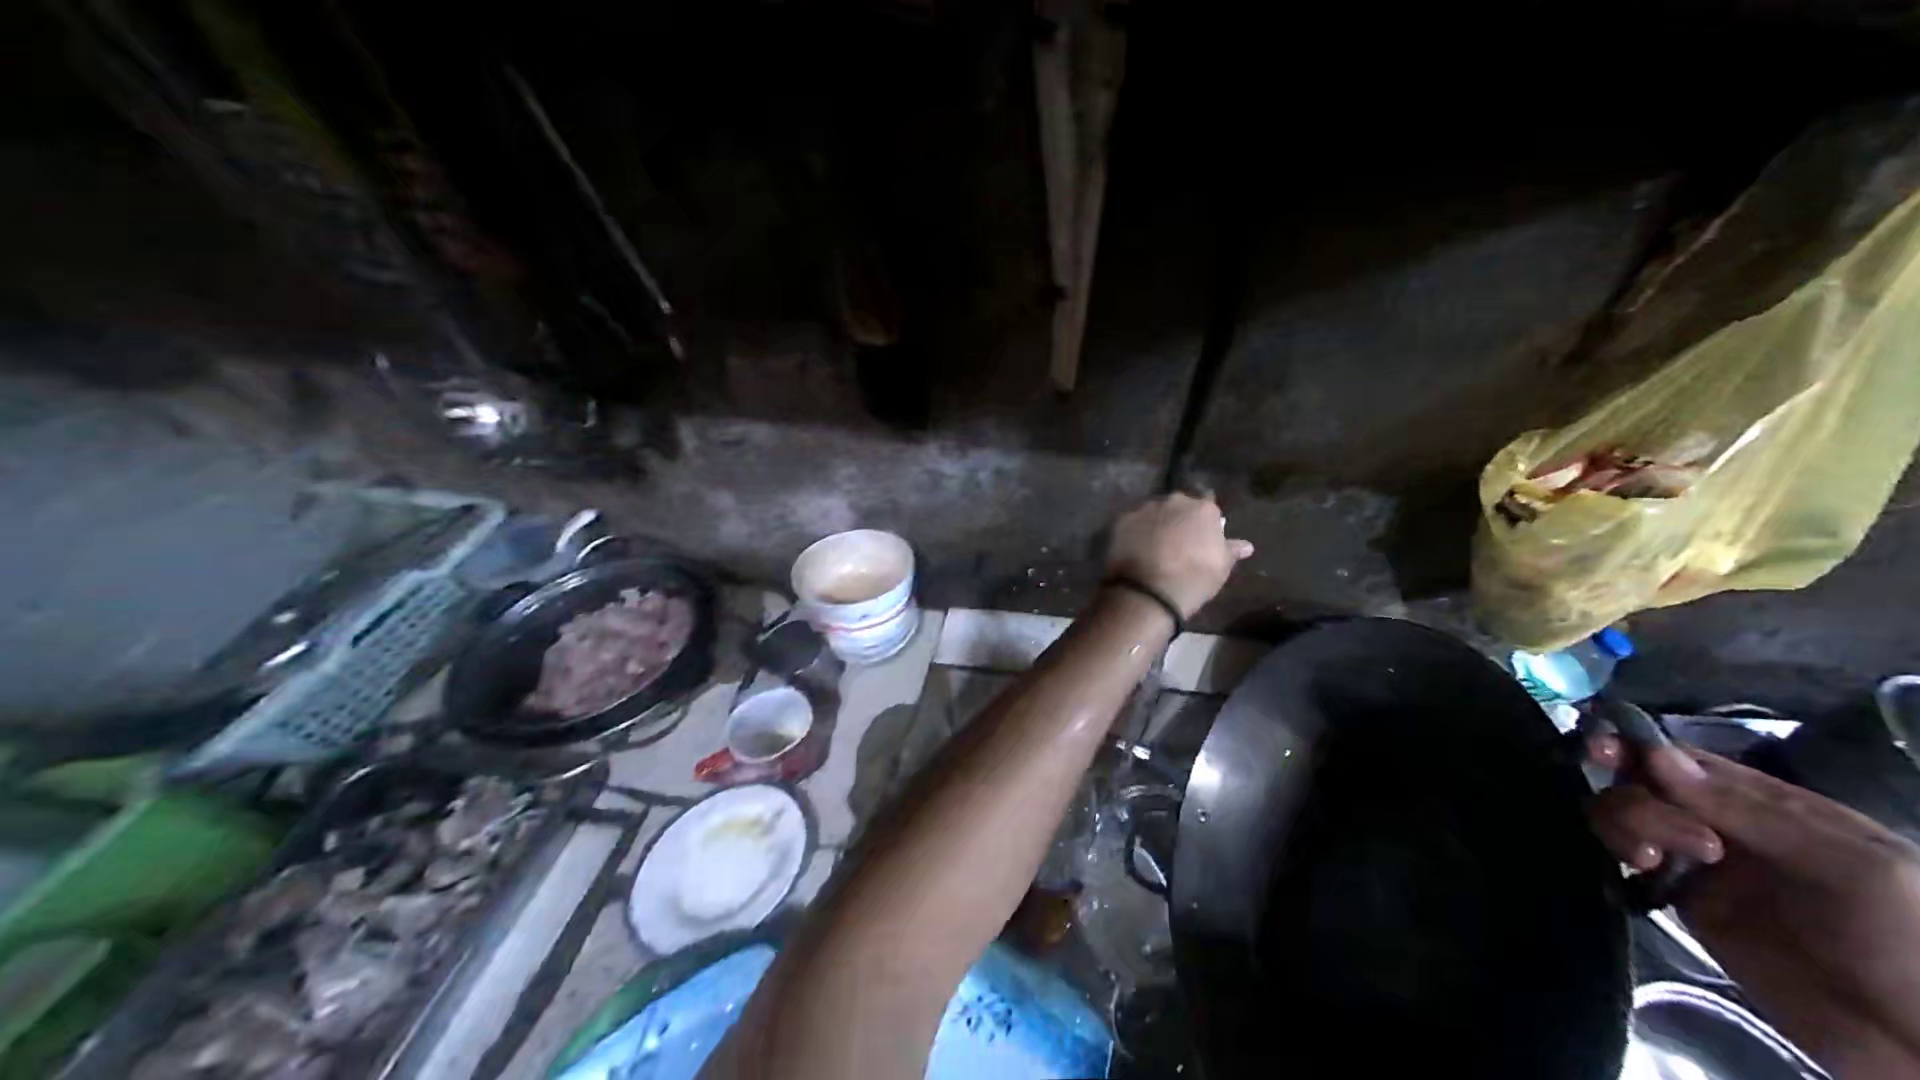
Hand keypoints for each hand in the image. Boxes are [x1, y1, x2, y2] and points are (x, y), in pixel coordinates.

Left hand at [1105, 493, 1254, 617]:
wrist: (1150, 591)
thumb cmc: (1195, 578)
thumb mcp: (1221, 566)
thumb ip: (1232, 550)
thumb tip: (1246, 545)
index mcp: (1203, 508)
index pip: (1207, 503)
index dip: (1203, 519)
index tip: (1201, 532)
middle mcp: (1173, 501)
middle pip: (1177, 505)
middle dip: (1178, 517)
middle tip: (1177, 540)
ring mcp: (1145, 509)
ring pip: (1153, 512)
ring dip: (1155, 523)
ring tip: (1153, 546)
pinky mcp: (1121, 521)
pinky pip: (1131, 524)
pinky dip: (1134, 533)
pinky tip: (1134, 550)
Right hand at [1588, 737, 1919, 1076]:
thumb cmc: (1907, 941)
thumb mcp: (1852, 867)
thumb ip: (1751, 809)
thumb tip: (1653, 752)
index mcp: (1773, 807)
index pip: (1686, 760)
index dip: (1637, 747)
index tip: (1598, 748)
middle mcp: (1729, 827)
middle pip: (1645, 788)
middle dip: (1640, 803)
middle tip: (1680, 846)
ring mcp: (1704, 867)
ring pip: (1628, 820)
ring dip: (1624, 828)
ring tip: (1647, 864)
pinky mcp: (1684, 905)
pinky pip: (1629, 865)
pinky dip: (1615, 858)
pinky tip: (1635, 877)